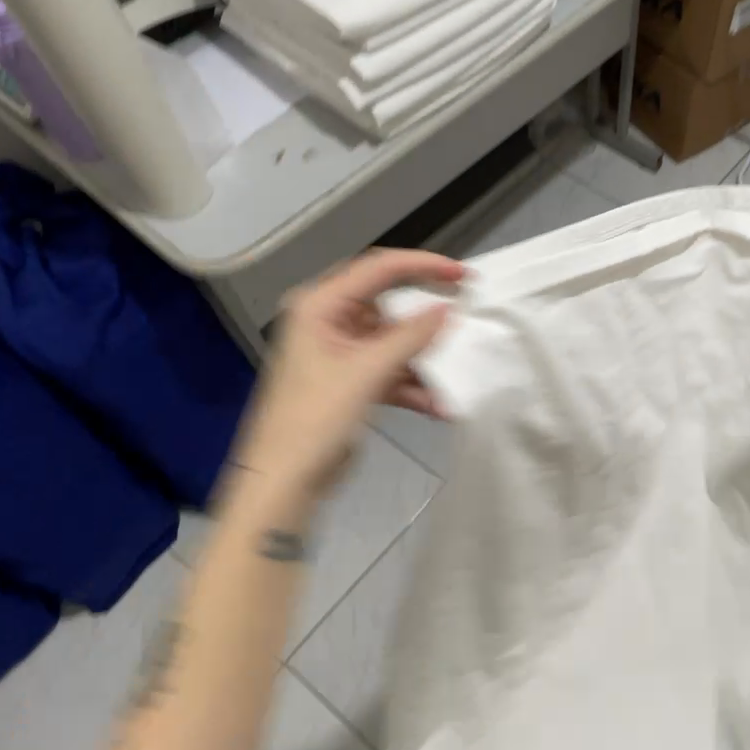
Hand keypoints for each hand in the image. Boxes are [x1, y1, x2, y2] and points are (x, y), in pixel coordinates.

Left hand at [235, 250, 464, 488]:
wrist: (284, 482)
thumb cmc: (315, 419)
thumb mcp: (366, 373)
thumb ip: (410, 337)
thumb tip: (448, 310)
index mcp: (320, 305)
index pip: (379, 268)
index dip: (424, 266)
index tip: (464, 277)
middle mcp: (328, 320)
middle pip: (389, 304)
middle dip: (426, 318)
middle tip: (465, 316)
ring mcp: (340, 352)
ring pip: (394, 341)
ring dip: (423, 360)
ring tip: (454, 376)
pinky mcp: (350, 381)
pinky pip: (390, 371)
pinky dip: (414, 385)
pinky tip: (438, 406)